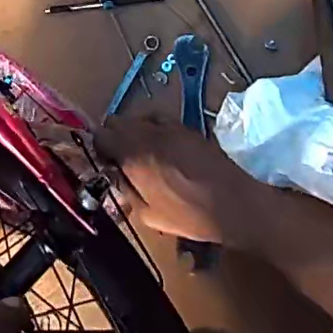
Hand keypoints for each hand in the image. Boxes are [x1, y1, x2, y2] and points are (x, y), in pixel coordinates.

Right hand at [93, 117, 280, 246]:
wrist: (234, 203)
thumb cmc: (191, 216)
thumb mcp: (150, 215)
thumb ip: (127, 192)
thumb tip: (116, 178)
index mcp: (133, 157)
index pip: (101, 136)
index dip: (99, 147)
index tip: (104, 161)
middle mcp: (146, 135)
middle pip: (115, 121)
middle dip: (112, 136)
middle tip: (119, 156)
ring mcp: (167, 127)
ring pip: (135, 116)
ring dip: (131, 130)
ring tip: (139, 149)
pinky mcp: (184, 126)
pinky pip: (157, 116)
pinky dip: (151, 124)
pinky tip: (158, 139)